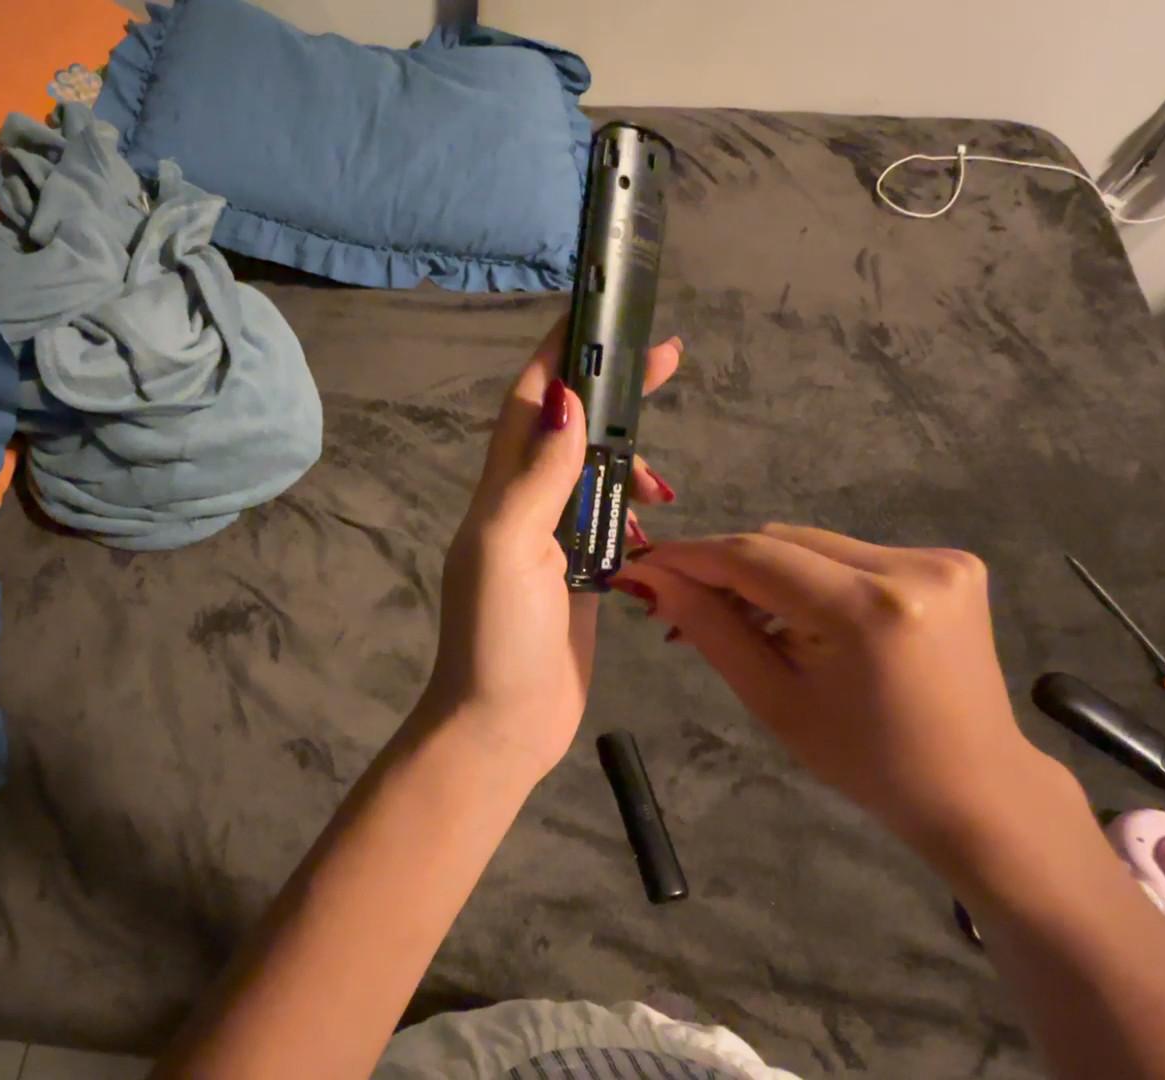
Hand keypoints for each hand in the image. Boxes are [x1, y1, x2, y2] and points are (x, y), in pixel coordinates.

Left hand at [416, 318, 680, 777]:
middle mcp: (524, 504)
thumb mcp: (508, 546)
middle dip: (611, 391)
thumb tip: (565, 397)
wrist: (502, 723)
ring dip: (629, 461)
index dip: (560, 353)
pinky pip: (610, 522)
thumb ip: (536, 475)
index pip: (529, 401)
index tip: (601, 312)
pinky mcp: (580, 574)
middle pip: (569, 427)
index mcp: (501, 490)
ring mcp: (553, 541)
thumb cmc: (497, 635)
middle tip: (666, 356)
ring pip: (594, 474)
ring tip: (664, 483)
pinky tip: (659, 524)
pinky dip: (635, 511)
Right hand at [613, 525, 1077, 854]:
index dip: (688, 556)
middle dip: (721, 569)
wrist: (973, 786)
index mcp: (868, 610)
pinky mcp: (946, 562)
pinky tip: (789, 616)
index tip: (640, 564)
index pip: (753, 557)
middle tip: (677, 605)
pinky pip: (844, 554)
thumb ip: (708, 627)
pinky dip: (803, 577)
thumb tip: (649, 578)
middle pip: (780, 542)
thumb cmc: (863, 759)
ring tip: (730, 619)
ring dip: (760, 573)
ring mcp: (936, 558)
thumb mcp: (772, 699)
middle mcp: (910, 566)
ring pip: (809, 544)